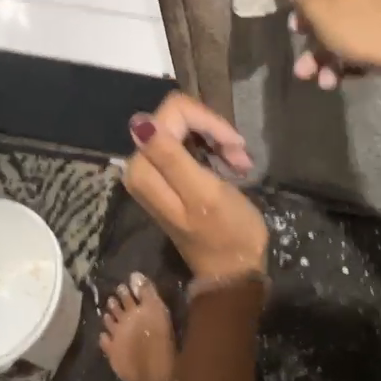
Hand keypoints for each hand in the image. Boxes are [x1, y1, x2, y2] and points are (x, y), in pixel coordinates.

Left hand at [123, 93, 267, 281]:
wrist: (232, 268)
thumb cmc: (225, 233)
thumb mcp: (202, 193)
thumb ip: (170, 157)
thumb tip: (139, 122)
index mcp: (143, 167)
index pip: (172, 112)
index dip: (207, 121)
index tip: (234, 143)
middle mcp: (141, 164)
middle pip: (177, 117)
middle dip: (213, 132)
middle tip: (239, 156)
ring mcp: (155, 168)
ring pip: (187, 128)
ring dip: (218, 142)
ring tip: (241, 164)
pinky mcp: (170, 172)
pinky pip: (190, 142)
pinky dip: (215, 150)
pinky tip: (234, 166)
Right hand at [287, 0, 380, 85]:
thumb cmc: (361, 25)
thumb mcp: (320, 11)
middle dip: (309, 16)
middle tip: (296, 30)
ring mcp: (375, 7)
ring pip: (338, 22)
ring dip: (318, 49)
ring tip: (307, 73)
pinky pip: (353, 40)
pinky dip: (339, 60)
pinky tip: (329, 81)